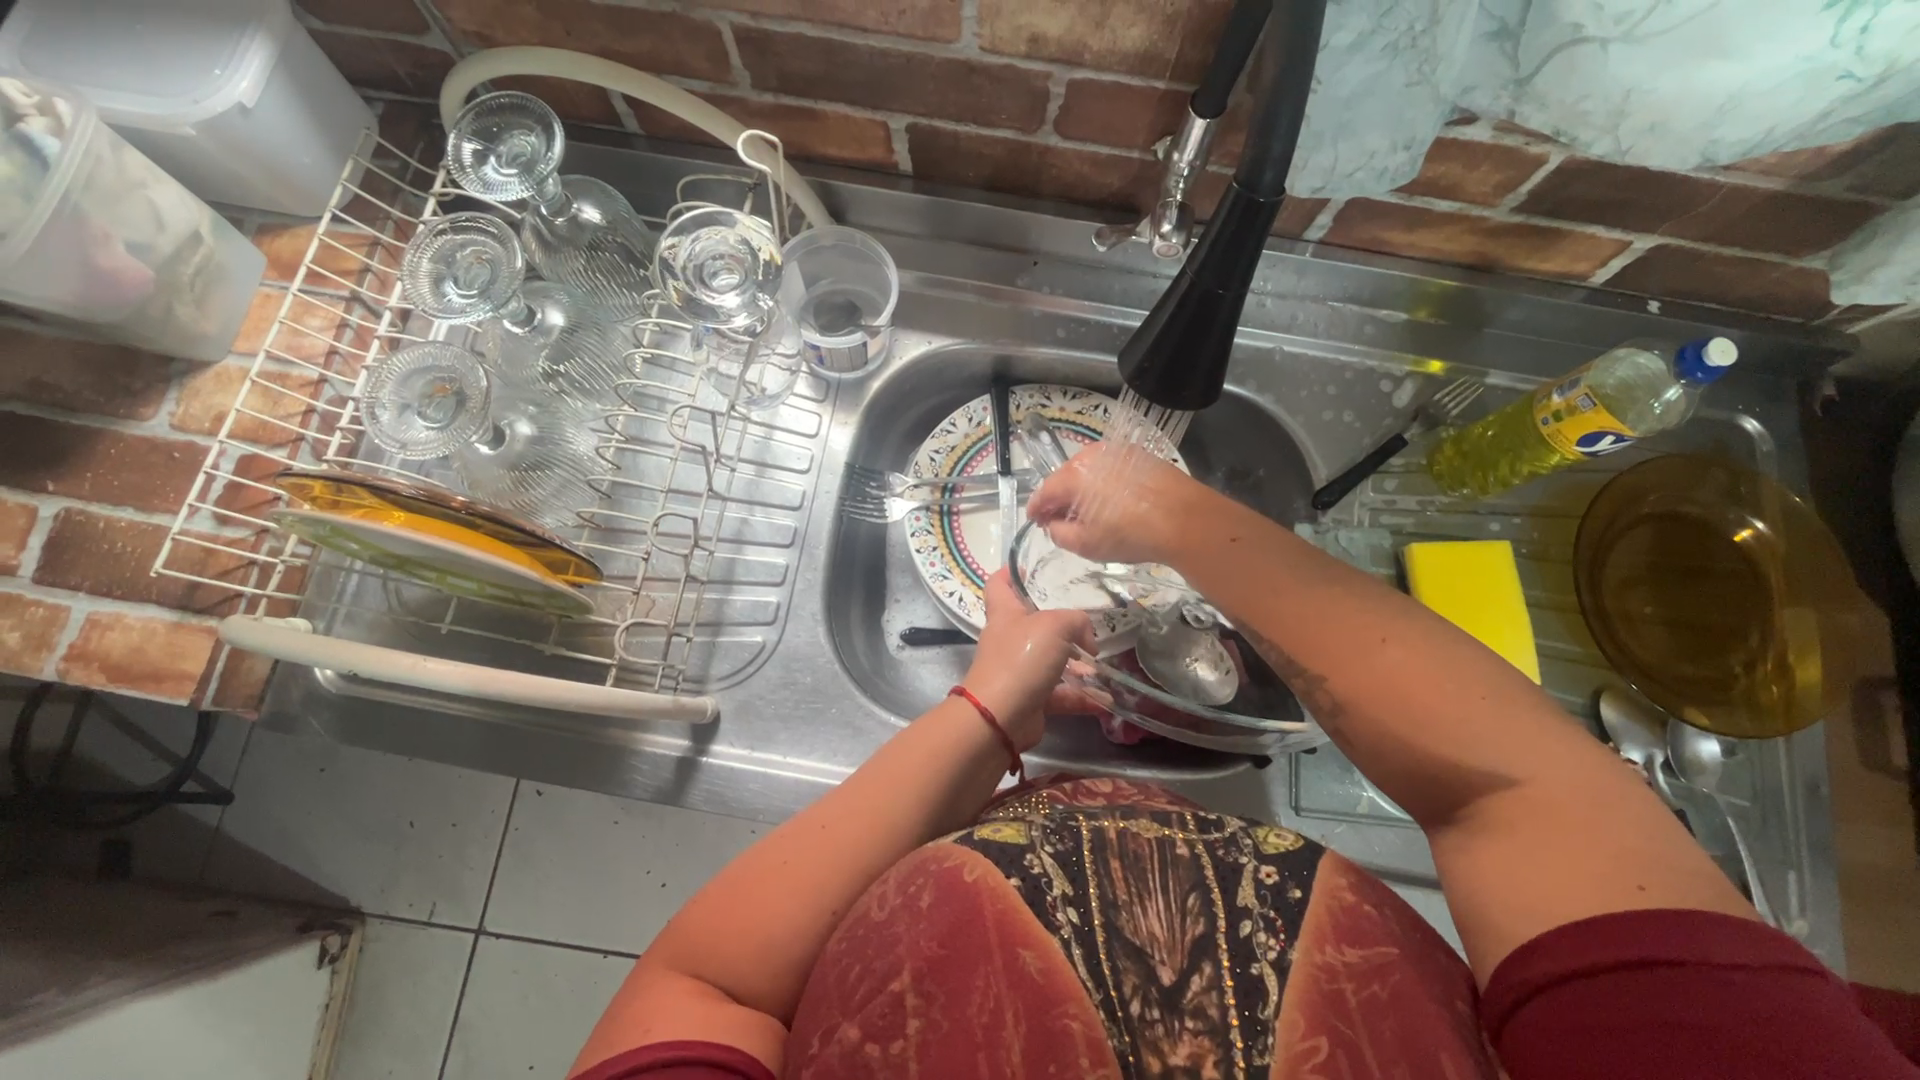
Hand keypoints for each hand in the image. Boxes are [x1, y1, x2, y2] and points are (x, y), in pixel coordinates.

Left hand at [960, 570, 1094, 749]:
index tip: (1032, 568)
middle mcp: (1009, 639)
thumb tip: (1087, 640)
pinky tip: (1106, 699)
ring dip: (1077, 664)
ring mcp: (1019, 671)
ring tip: (1104, 664)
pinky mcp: (1030, 699)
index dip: (1011, 573)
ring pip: (1051, 661)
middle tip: (1089, 622)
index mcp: (1005, 613)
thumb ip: (1076, 621)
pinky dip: (1082, 696)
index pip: (999, 584)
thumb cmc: (1021, 659)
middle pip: (1033, 623)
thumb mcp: (1054, 625)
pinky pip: (1060, 694)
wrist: (1000, 717)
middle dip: (1061, 624)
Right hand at [1026, 443, 1218, 564]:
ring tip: (1089, 513)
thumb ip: (1059, 533)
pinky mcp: (1139, 455)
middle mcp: (1092, 456)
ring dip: (1083, 490)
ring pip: (1088, 472)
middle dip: (1060, 499)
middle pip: (1064, 478)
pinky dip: (1104, 484)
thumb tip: (1054, 523)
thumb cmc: (1131, 534)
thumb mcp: (1087, 545)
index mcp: (1073, 475)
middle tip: (1062, 521)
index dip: (1036, 509)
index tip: (1035, 521)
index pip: (1043, 492)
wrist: (1186, 520)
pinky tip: (1113, 502)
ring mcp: (1117, 451)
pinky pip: (1110, 469)